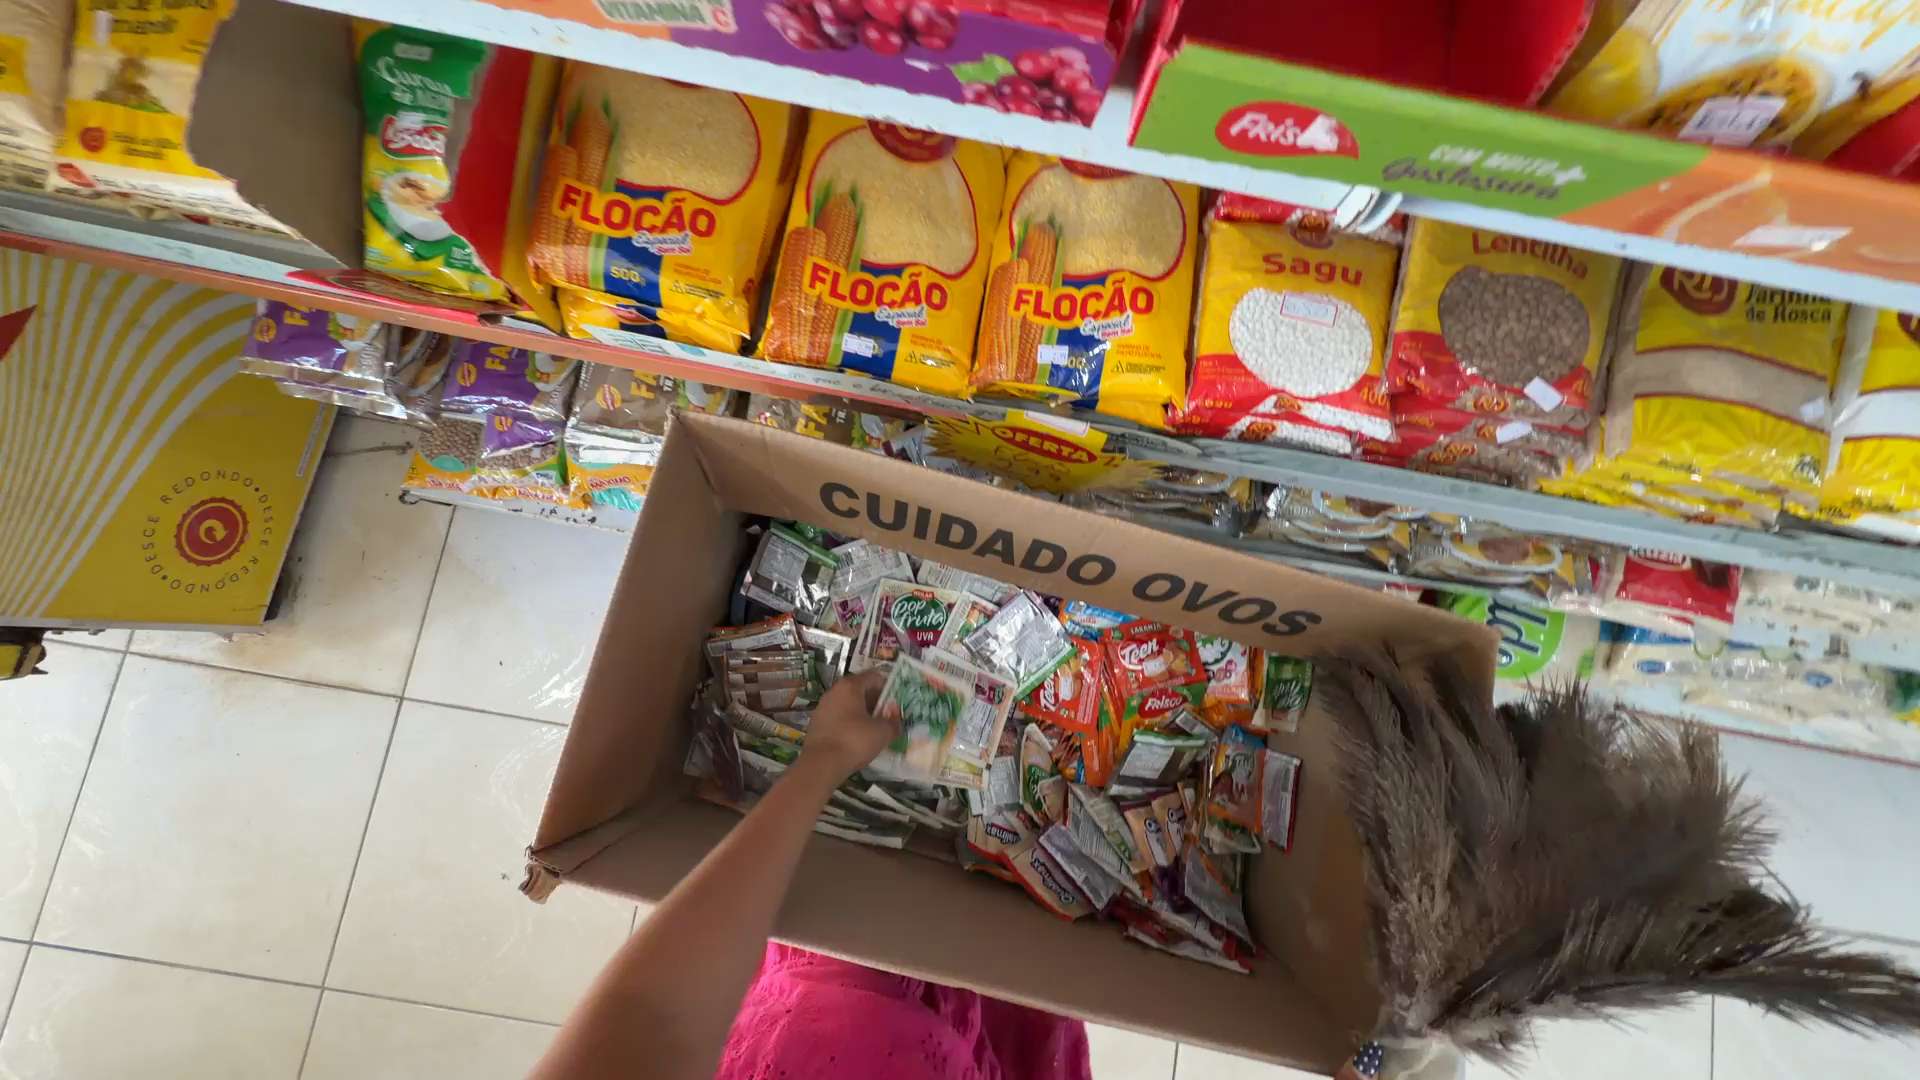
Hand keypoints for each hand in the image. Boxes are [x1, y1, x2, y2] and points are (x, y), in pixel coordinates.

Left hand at [801, 670, 894, 779]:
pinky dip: (850, 724)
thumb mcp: (882, 732)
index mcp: (850, 686)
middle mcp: (834, 691)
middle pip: (860, 690)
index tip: (896, 704)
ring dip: (863, 714)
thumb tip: (895, 719)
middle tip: (888, 718)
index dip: (888, 688)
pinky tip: (858, 740)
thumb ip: (893, 722)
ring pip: (849, 705)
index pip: (874, 677)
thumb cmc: (855, 740)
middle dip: (876, 702)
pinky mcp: (817, 724)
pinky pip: (839, 718)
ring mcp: (823, 707)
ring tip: (875, 730)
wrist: (821, 764)